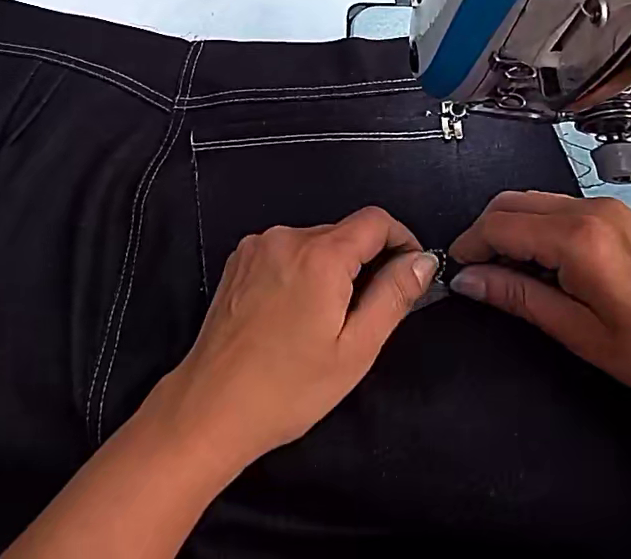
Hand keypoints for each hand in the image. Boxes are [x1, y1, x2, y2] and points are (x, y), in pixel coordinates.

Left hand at [146, 206, 438, 464]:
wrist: (207, 411)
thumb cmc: (288, 388)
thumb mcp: (356, 349)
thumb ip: (394, 295)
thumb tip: (423, 259)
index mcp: (321, 254)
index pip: (377, 220)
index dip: (402, 240)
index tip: (409, 273)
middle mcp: (288, 236)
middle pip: (346, 232)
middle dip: (366, 261)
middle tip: (367, 311)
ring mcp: (258, 245)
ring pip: (317, 241)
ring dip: (333, 267)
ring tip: (325, 318)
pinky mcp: (239, 259)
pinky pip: (288, 250)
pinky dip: (302, 269)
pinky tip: (293, 311)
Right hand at [448, 191, 630, 443]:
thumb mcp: (582, 334)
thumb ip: (520, 296)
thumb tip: (473, 279)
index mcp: (580, 237)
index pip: (500, 223)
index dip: (469, 245)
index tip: (454, 270)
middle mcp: (593, 210)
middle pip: (513, 203)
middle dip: (485, 232)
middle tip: (475, 274)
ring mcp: (611, 210)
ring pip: (537, 203)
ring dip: (512, 229)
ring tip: (506, 275)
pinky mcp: (622, 218)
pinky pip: (562, 210)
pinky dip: (539, 229)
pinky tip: (542, 266)